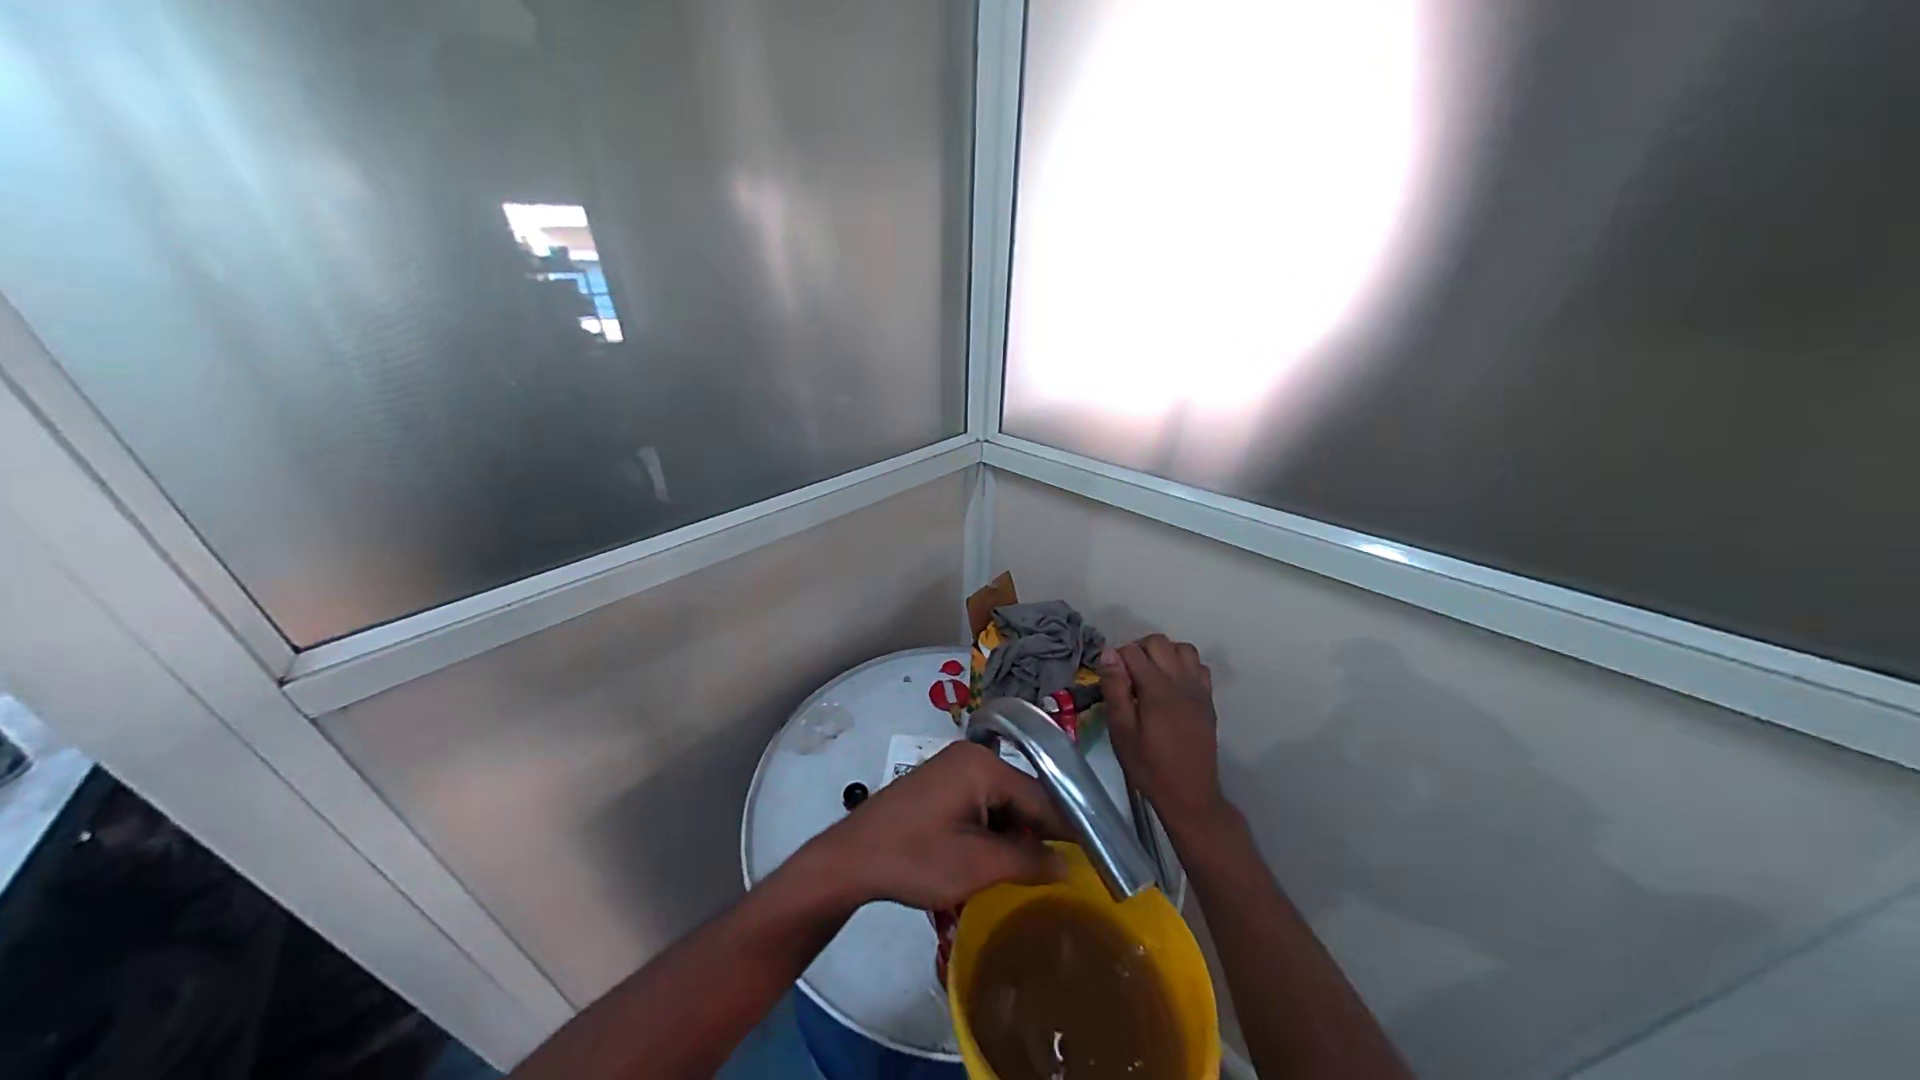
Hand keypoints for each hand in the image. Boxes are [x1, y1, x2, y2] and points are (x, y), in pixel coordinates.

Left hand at [798, 742, 1067, 910]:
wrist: (849, 860)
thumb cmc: (914, 858)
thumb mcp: (977, 865)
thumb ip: (1027, 860)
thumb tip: (1067, 866)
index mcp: (982, 765)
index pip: (1041, 796)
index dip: (1067, 829)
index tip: (1093, 856)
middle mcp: (970, 757)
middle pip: (1021, 796)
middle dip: (1036, 833)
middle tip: (1052, 871)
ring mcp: (951, 769)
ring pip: (1001, 802)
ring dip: (1012, 835)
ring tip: (1021, 871)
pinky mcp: (938, 785)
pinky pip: (979, 804)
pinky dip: (990, 830)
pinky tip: (990, 859)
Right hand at [1099, 634, 1230, 830]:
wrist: (1190, 794)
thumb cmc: (1149, 766)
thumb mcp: (1122, 731)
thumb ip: (1115, 689)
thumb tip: (1108, 654)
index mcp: (1157, 689)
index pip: (1132, 651)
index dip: (1115, 658)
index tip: (1108, 677)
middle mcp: (1181, 682)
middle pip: (1158, 642)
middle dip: (1137, 649)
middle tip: (1125, 675)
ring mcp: (1198, 689)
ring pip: (1182, 649)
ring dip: (1162, 654)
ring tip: (1148, 675)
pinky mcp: (1208, 700)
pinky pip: (1198, 666)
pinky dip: (1183, 665)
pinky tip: (1170, 685)